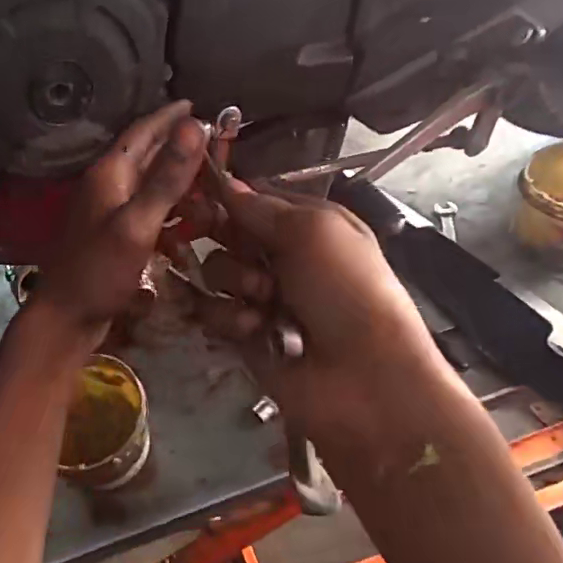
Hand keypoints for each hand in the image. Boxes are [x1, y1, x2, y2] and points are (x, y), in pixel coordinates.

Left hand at [30, 101, 206, 335]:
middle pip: (149, 156)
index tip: (198, 105)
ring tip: (212, 188)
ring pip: (151, 185)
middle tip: (218, 148)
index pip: (143, 131)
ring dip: (180, 185)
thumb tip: (195, 125)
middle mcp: (108, 184)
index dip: (171, 117)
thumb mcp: (139, 222)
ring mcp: (110, 210)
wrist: (67, 318)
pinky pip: (149, 212)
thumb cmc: (100, 270)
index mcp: (110, 172)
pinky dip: (171, 213)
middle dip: (181, 151)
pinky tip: (190, 226)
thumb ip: (168, 177)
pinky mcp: (115, 234)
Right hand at [194, 181, 451, 447]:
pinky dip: (229, 317)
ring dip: (232, 280)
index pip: (255, 201)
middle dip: (223, 237)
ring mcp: (263, 298)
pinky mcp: (246, 336)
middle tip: (218, 240)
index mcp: (309, 226)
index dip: (227, 197)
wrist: (364, 378)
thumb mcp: (314, 232)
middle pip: (228, 233)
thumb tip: (227, 183)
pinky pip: (215, 313)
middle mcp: (283, 258)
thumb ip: (263, 208)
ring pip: (216, 273)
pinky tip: (253, 327)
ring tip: (261, 299)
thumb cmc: (347, 291)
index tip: (197, 195)